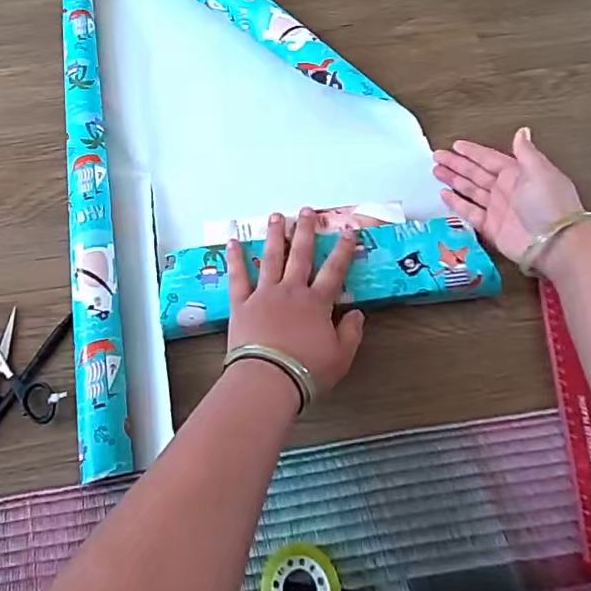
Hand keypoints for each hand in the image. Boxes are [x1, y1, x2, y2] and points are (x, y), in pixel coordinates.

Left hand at [225, 208, 366, 395]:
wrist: (268, 379)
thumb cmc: (307, 371)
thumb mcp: (341, 356)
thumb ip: (351, 332)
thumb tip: (357, 314)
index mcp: (316, 303)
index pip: (334, 270)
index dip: (343, 250)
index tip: (348, 231)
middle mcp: (291, 291)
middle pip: (300, 255)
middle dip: (305, 231)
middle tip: (306, 211)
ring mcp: (264, 295)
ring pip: (271, 258)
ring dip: (275, 236)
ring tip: (276, 217)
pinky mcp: (241, 305)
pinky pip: (238, 277)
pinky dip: (236, 259)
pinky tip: (233, 243)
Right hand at [433, 127, 584, 266]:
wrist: (555, 243)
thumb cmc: (549, 204)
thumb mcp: (539, 171)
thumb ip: (526, 152)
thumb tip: (522, 131)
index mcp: (518, 173)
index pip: (489, 159)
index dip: (472, 152)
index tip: (456, 145)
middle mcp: (506, 189)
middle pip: (476, 173)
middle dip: (457, 164)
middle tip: (437, 156)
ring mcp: (498, 209)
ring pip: (470, 190)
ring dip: (454, 180)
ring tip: (436, 171)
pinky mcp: (491, 228)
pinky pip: (470, 212)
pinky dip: (457, 203)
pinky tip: (444, 195)